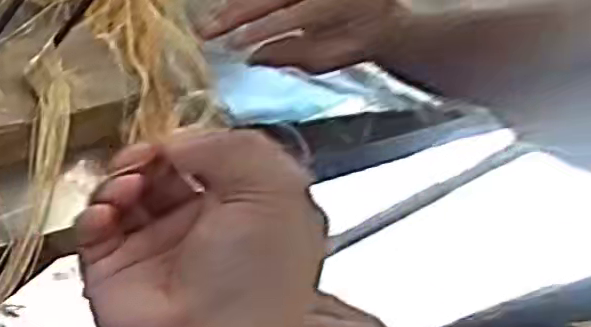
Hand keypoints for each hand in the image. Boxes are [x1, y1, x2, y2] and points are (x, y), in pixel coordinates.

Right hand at [77, 131, 324, 326]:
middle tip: (137, 162)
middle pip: (159, 175)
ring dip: (118, 185)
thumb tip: (174, 138)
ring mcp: (144, 249)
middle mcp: (191, 224)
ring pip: (122, 199)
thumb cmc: (252, 267)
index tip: (169, 140)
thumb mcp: (271, 188)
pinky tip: (102, 217)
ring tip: (122, 191)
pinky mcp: (104, 271)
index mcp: (241, 202)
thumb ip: (229, 148)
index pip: (204, 159)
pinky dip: (92, 218)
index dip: (185, 143)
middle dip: (146, 160)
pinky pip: (92, 234)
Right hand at [199, 0, 408, 73]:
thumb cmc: (357, 43)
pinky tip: (224, 8)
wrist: (386, 15)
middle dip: (240, 13)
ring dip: (236, 5)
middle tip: (205, 31)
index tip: (231, 45)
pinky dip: (244, 1)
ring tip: (207, 21)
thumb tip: (255, 55)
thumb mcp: (331, 57)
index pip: (300, 12)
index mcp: (345, 3)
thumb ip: (295, 55)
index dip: (264, 28)